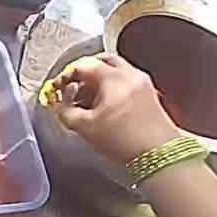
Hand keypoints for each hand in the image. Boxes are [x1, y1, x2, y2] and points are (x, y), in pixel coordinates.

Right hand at [53, 53, 182, 164]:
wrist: (159, 155)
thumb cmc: (125, 140)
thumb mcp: (85, 127)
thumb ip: (65, 112)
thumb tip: (59, 105)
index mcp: (113, 78)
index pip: (83, 65)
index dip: (65, 76)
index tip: (57, 89)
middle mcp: (130, 75)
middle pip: (101, 61)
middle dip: (83, 73)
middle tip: (71, 88)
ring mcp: (142, 83)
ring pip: (114, 71)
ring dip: (96, 81)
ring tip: (86, 101)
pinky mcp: (148, 95)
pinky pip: (124, 81)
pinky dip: (110, 88)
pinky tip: (103, 107)